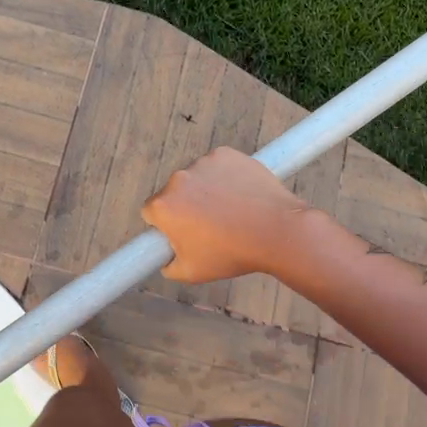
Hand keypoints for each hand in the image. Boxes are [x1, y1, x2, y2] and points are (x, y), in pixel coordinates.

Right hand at [141, 147, 313, 282]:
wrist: (276, 230)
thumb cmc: (232, 252)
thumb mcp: (192, 272)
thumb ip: (169, 266)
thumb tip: (166, 261)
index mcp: (163, 206)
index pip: (151, 212)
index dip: (165, 225)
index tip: (182, 232)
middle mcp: (178, 179)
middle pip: (174, 192)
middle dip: (186, 206)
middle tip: (211, 225)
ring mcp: (203, 163)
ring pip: (197, 178)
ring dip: (206, 190)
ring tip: (231, 211)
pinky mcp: (225, 154)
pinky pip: (218, 166)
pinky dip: (225, 176)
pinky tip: (241, 195)